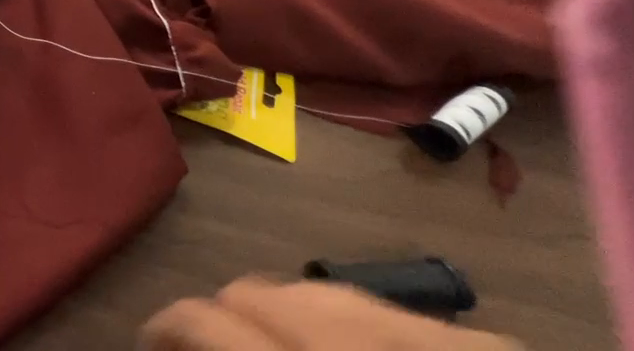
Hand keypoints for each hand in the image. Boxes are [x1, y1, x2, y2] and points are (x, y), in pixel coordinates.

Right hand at [140, 277, 519, 350]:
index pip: (208, 321)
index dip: (165, 327)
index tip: (149, 344)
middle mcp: (363, 344)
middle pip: (252, 292)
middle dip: (216, 317)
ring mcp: (430, 337)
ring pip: (311, 289)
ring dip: (274, 316)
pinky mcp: (483, 344)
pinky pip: (378, 307)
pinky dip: (342, 324)